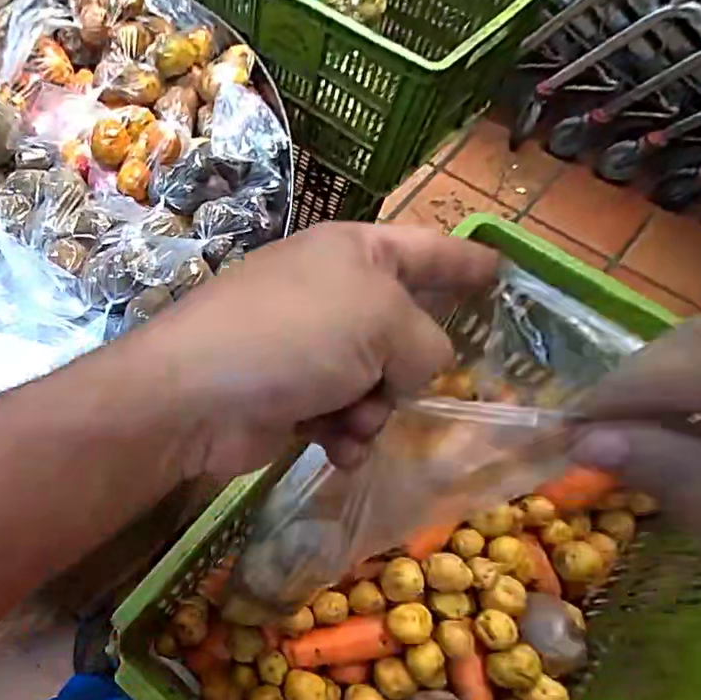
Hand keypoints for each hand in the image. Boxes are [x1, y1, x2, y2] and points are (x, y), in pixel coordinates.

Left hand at [121, 223, 496, 476]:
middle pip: (404, 333)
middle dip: (408, 369)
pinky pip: (344, 419)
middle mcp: (332, 298)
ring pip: (378, 386)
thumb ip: (426, 342)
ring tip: (352, 422)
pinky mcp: (290, 400)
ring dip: (374, 412)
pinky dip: (346, 436)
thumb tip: (413, 369)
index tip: (502, 275)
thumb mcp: (382, 322)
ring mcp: (307, 352)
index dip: (466, 264)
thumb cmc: (293, 337)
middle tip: (394, 385)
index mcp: (355, 254)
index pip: (427, 250)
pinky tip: (337, 448)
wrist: (198, 396)